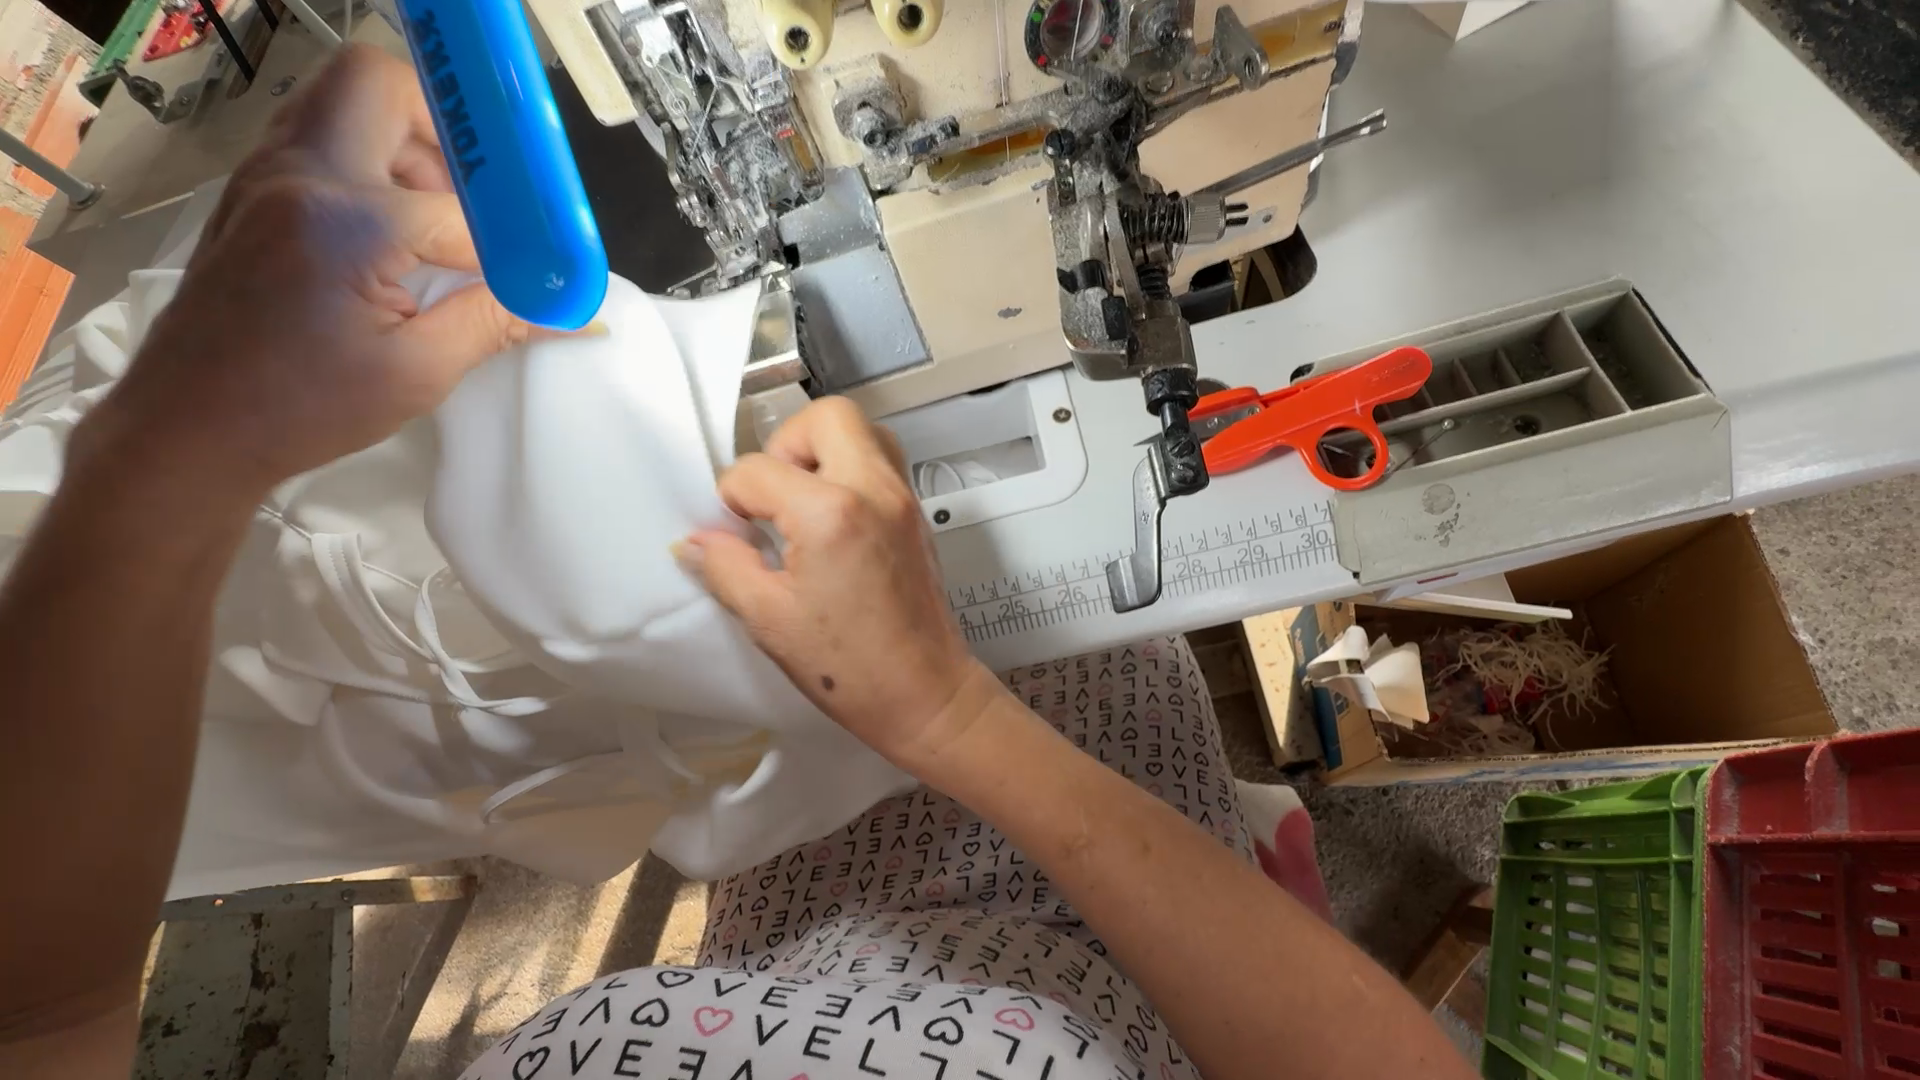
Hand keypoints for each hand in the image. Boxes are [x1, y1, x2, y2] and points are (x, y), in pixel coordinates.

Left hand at [74, 46, 540, 501]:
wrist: (191, 423)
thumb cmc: (308, 405)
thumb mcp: (421, 370)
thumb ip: (498, 323)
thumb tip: (578, 316)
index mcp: (346, 220)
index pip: (463, 208)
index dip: (515, 244)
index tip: (545, 276)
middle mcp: (299, 175)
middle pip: (381, 85)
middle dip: (448, 132)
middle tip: (482, 200)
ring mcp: (267, 176)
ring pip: (346, 103)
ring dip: (409, 145)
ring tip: (445, 222)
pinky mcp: (255, 194)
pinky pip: (323, 140)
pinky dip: (374, 165)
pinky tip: (400, 236)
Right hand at [679, 398, 1000, 767]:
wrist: (925, 694)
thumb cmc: (846, 668)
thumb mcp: (768, 618)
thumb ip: (725, 566)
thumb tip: (695, 540)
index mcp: (830, 512)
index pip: (758, 470)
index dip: (731, 499)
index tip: (732, 533)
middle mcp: (874, 488)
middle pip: (827, 416)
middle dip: (786, 443)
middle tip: (773, 494)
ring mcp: (904, 498)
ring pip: (864, 431)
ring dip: (825, 451)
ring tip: (802, 502)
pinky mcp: (918, 515)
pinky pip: (882, 463)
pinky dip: (851, 471)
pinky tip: (831, 523)